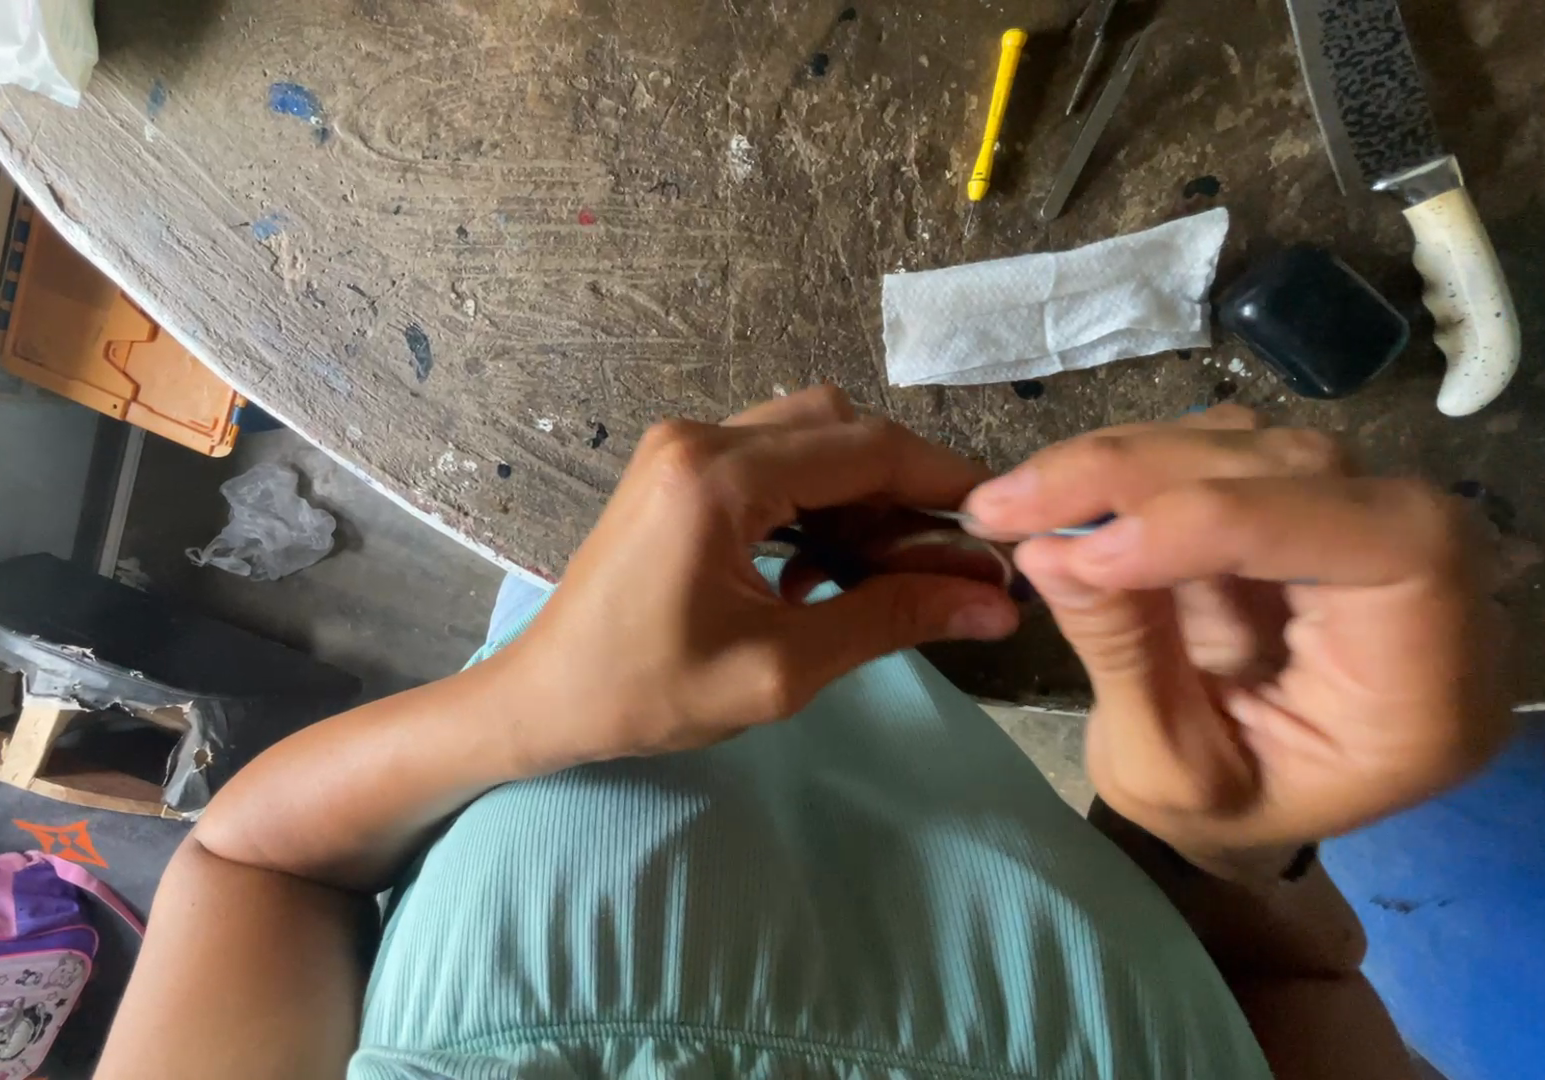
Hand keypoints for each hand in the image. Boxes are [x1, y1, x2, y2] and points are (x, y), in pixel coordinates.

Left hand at [502, 386, 1019, 769]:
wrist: (546, 696)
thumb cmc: (648, 692)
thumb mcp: (780, 668)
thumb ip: (890, 619)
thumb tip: (992, 601)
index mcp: (718, 476)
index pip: (866, 449)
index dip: (945, 481)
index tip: (999, 522)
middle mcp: (697, 437)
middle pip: (836, 429)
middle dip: (898, 488)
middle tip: (935, 561)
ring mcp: (678, 448)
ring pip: (803, 440)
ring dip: (853, 497)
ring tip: (877, 573)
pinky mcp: (672, 470)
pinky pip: (764, 463)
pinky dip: (806, 503)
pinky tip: (812, 571)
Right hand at [963, 406, 1508, 879]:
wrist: (1222, 804)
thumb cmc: (1210, 815)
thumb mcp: (1160, 769)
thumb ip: (1122, 658)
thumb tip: (1046, 550)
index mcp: (1421, 686)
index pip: (1388, 547)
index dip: (1236, 521)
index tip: (1091, 555)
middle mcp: (1406, 588)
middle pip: (1299, 470)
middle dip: (1136, 476)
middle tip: (1005, 505)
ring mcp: (1330, 536)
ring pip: (1240, 443)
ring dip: (1110, 461)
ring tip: (1006, 502)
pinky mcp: (1266, 513)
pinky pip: (1198, 453)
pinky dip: (1110, 466)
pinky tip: (1047, 500)